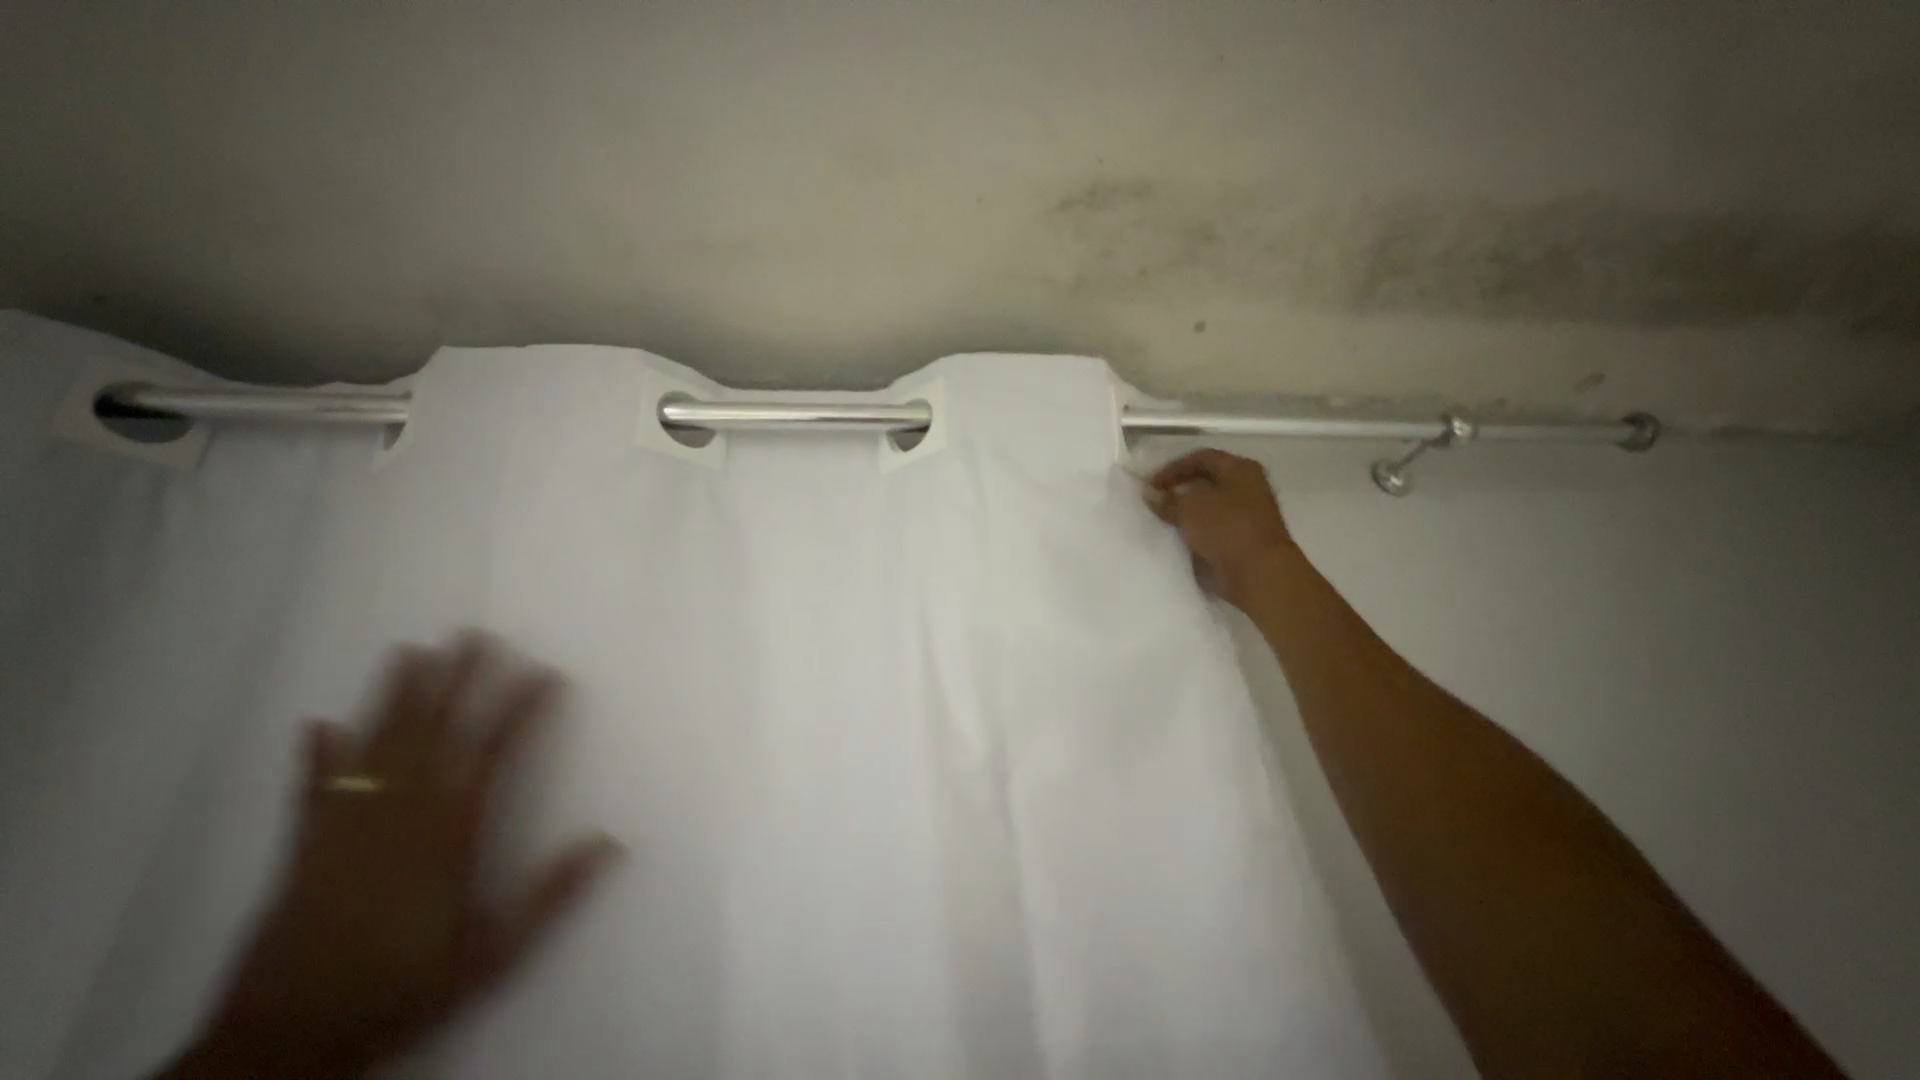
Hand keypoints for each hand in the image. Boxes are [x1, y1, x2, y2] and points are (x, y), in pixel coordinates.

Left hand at [169, 634, 620, 1079]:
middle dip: (457, 680)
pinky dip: (314, 755)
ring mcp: (345, 825)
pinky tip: (316, 723)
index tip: (546, 673)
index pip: (493, 752)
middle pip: (432, 731)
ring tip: (410, 651)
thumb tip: (610, 841)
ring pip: (375, 744)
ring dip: (394, 696)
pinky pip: (311, 788)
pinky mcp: (302, 846)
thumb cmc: (405, 988)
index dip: (521, 709)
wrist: (289, 1038)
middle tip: (474, 635)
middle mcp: (398, 814)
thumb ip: (550, 893)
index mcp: (448, 834)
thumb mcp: (494, 952)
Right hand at [1145, 449, 1303, 610]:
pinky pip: (1213, 531)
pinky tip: (1176, 539)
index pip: (1201, 458)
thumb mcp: (1189, 508)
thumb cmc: (1226, 528)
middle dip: (1178, 490)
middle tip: (1154, 501)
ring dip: (1186, 514)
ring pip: (1209, 508)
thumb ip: (1167, 500)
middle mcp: (1248, 488)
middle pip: (1206, 482)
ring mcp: (1248, 516)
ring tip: (1161, 521)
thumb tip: (1150, 495)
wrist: (1258, 573)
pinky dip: (1195, 533)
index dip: (1173, 468)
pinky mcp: (1243, 541)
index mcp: (1240, 469)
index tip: (1150, 485)